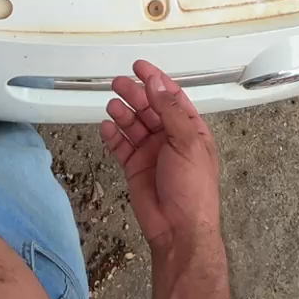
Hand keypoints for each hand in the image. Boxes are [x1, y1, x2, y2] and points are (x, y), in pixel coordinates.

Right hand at [100, 60, 222, 253]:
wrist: (178, 232)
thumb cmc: (192, 188)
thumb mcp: (187, 143)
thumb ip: (169, 110)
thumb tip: (155, 81)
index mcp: (190, 130)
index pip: (172, 97)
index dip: (156, 80)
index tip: (139, 66)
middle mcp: (170, 138)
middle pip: (149, 107)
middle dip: (134, 93)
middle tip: (118, 82)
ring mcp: (151, 152)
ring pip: (133, 124)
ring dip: (122, 112)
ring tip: (112, 105)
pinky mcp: (135, 166)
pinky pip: (121, 145)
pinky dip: (113, 135)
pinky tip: (106, 127)